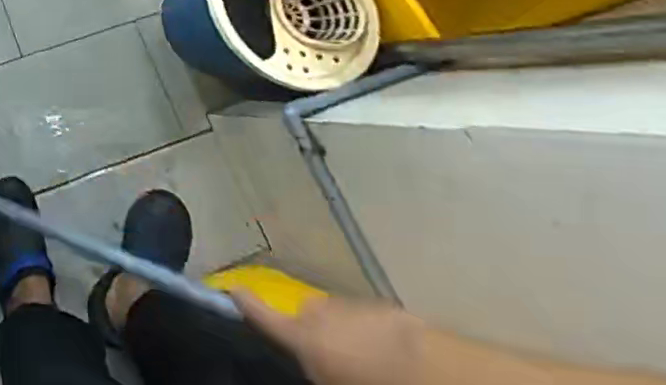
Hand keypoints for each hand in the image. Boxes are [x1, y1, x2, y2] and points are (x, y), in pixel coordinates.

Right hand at [234, 292, 428, 384]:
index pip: (262, 316)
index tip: (232, 290)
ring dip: (345, 332)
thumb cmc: (371, 383)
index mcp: (302, 338)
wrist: (433, 373)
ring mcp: (349, 306)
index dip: (245, 303)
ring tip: (367, 359)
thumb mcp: (328, 378)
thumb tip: (305, 359)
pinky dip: (370, 332)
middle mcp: (317, 313)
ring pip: (337, 317)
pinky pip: (366, 319)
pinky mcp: (381, 307)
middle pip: (306, 316)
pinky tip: (391, 356)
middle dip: (315, 331)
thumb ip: (313, 368)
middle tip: (334, 357)